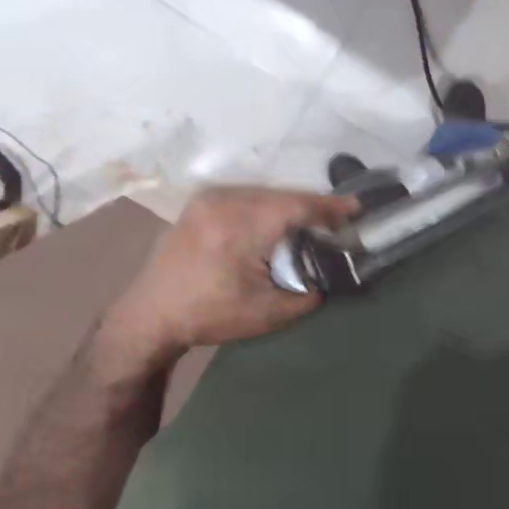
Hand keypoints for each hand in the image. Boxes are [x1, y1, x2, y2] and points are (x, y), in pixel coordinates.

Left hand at [97, 186, 359, 369]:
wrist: (151, 314)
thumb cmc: (208, 315)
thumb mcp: (267, 312)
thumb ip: (307, 292)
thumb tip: (330, 275)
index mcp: (240, 225)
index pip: (297, 206)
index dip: (330, 207)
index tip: (357, 208)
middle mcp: (224, 200)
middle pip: (282, 195)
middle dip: (312, 207)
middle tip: (338, 221)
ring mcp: (208, 198)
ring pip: (263, 193)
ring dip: (289, 206)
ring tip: (312, 222)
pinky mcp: (199, 203)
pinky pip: (244, 197)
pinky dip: (266, 207)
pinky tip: (276, 223)